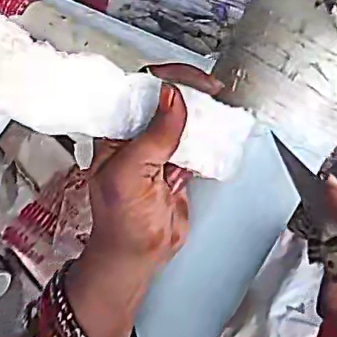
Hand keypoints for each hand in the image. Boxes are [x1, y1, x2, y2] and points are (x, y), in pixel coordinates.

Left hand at [74, 65, 222, 336]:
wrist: (136, 258)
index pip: (139, 89)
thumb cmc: (119, 222)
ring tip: (219, 109)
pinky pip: (197, 144)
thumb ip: (154, 136)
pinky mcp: (178, 166)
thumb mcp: (130, 174)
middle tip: (212, 91)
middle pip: (166, 98)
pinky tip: (219, 134)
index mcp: (116, 131)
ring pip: (184, 119)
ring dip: (203, 114)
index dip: (165, 79)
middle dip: (189, 90)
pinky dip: (210, 139)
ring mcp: (159, 150)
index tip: (189, 81)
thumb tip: (171, 96)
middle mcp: (137, 136)